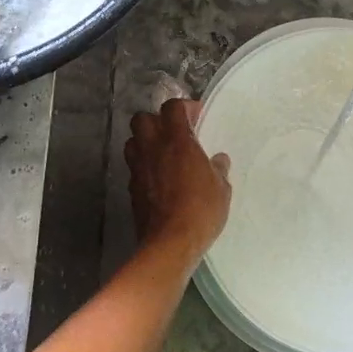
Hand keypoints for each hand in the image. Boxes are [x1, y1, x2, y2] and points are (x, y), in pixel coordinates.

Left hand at [126, 99, 231, 259]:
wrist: (170, 244)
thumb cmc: (201, 211)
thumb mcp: (221, 189)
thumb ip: (218, 169)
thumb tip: (219, 160)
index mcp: (177, 141)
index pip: (172, 107)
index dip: (184, 107)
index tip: (197, 117)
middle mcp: (153, 149)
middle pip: (142, 119)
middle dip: (156, 120)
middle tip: (174, 133)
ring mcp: (138, 168)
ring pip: (132, 141)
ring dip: (145, 142)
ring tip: (162, 154)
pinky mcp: (131, 188)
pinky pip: (134, 167)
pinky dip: (143, 166)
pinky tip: (158, 179)